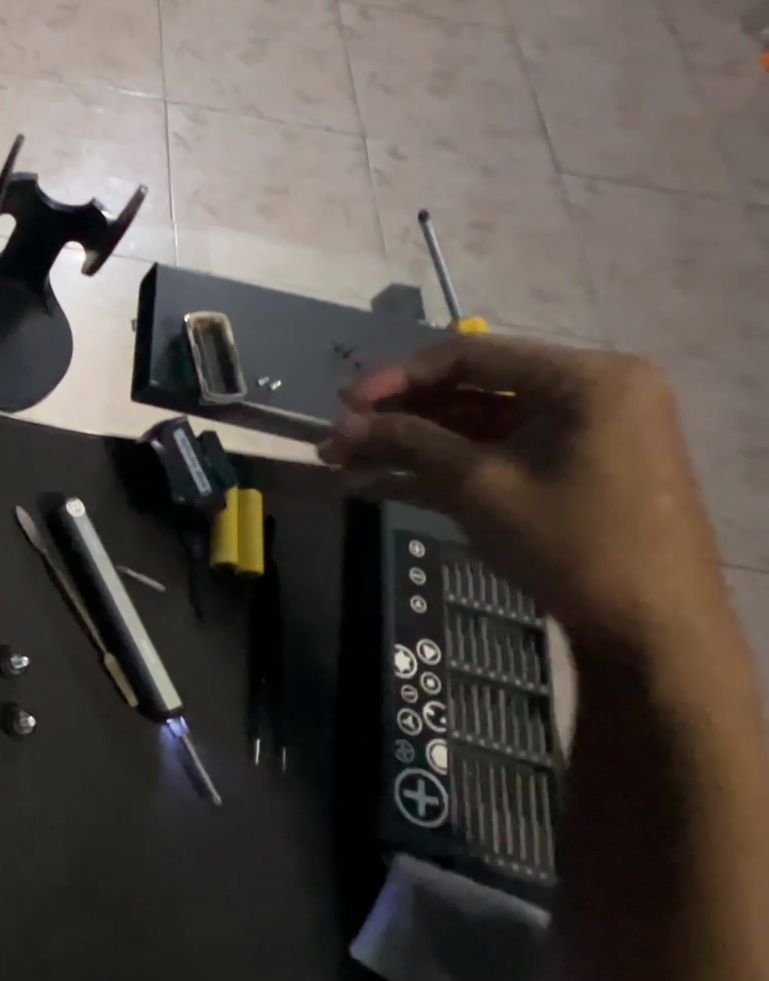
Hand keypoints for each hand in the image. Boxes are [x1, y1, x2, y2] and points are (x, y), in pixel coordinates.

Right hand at [316, 335, 725, 652]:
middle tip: (333, 439)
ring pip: (465, 428)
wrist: (646, 623)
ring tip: (337, 464)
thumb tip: (338, 424)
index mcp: (582, 379)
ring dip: (400, 445)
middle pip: (464, 391)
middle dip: (392, 417)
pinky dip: (429, 468)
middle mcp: (580, 395)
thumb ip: (407, 442)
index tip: (341, 402)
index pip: (468, 356)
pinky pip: (483, 456)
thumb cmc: (569, 539)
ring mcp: (568, 436)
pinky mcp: (554, 473)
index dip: (395, 376)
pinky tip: (368, 484)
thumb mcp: (477, 484)